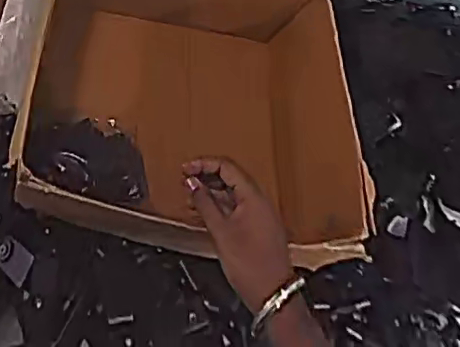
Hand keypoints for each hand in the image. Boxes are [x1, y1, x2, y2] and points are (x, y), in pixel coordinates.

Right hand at [184, 158, 294, 311]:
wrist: (274, 295)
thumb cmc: (250, 265)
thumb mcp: (221, 232)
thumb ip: (205, 204)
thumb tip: (192, 183)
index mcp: (252, 194)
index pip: (226, 166)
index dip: (203, 164)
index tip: (186, 169)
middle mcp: (258, 198)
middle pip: (230, 177)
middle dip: (206, 177)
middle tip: (185, 181)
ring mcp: (259, 212)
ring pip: (232, 192)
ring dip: (211, 192)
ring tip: (191, 198)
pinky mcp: (258, 225)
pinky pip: (236, 206)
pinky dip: (220, 206)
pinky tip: (205, 212)